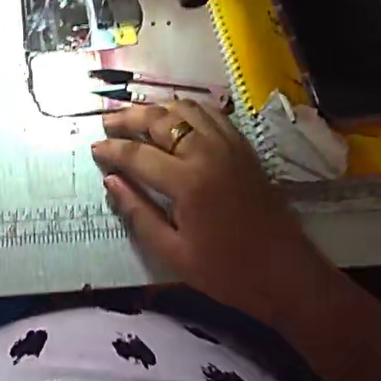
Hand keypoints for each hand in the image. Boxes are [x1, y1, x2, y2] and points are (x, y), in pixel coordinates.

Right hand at [92, 102, 340, 326]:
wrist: (286, 273)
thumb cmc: (227, 272)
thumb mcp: (174, 253)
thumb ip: (138, 213)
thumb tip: (111, 181)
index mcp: (188, 182)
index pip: (138, 154)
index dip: (112, 149)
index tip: (95, 149)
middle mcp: (207, 152)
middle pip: (160, 119)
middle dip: (129, 118)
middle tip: (107, 122)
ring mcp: (228, 144)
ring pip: (185, 108)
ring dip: (156, 108)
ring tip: (135, 116)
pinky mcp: (243, 146)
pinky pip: (210, 113)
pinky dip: (186, 108)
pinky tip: (174, 117)